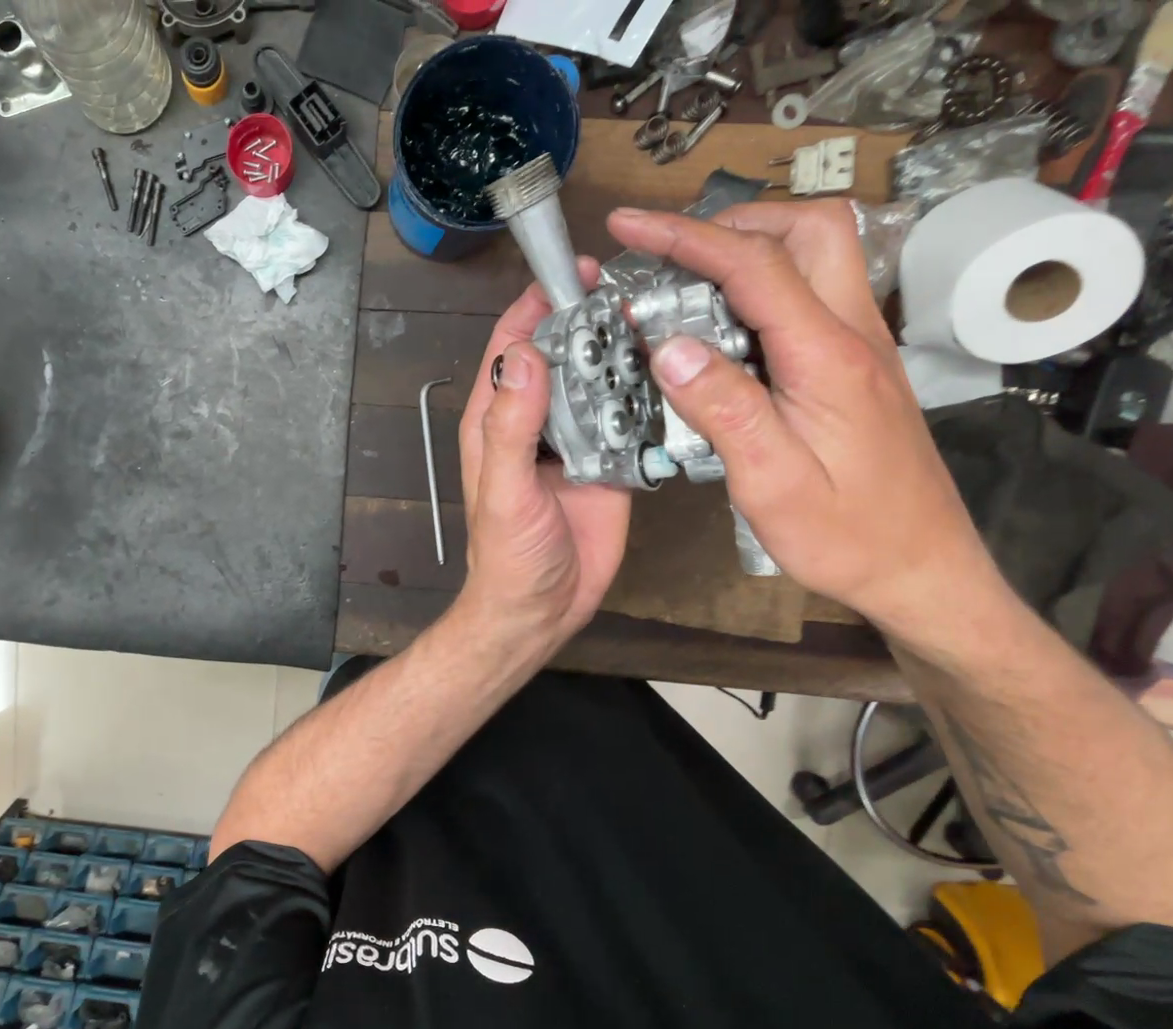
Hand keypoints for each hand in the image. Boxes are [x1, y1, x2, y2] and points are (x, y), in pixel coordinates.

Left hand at [455, 267, 630, 651]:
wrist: (542, 607)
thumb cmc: (508, 556)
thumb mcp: (504, 488)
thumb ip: (511, 426)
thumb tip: (522, 356)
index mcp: (497, 421)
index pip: (511, 348)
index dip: (535, 307)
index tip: (570, 276)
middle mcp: (536, 422)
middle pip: (562, 356)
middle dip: (590, 323)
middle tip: (631, 295)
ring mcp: (575, 440)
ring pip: (599, 382)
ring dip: (623, 356)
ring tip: (661, 325)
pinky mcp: (609, 462)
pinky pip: (629, 418)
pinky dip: (648, 398)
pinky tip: (676, 377)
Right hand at [606, 201, 1000, 635]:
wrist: (920, 566)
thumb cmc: (845, 535)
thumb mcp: (771, 482)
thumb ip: (723, 409)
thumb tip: (668, 348)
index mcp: (826, 358)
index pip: (755, 267)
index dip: (685, 237)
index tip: (628, 226)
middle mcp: (852, 335)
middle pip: (811, 229)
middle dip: (732, 222)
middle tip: (669, 251)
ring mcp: (860, 347)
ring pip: (819, 253)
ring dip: (751, 247)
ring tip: (686, 280)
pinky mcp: (855, 365)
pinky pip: (811, 295)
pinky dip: (762, 284)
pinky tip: (720, 327)